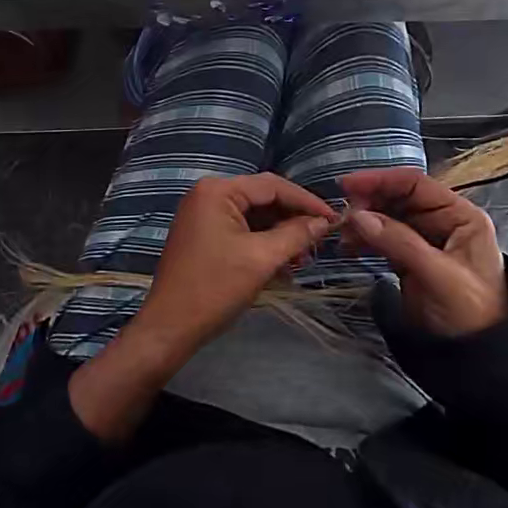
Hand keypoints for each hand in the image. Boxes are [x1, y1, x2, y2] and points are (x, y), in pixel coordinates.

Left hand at [132, 173, 341, 352]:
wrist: (171, 323)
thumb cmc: (215, 287)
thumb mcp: (262, 258)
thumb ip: (295, 234)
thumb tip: (323, 221)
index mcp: (217, 190)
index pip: (271, 185)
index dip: (306, 201)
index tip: (336, 219)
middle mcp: (207, 194)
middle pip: (261, 198)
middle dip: (292, 220)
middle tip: (319, 244)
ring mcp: (202, 213)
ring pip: (253, 215)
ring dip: (279, 234)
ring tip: (302, 260)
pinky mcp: (202, 233)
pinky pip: (239, 229)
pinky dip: (262, 243)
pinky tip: (282, 264)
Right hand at [338, 169, 507, 336]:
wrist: (480, 358)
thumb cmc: (471, 313)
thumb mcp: (439, 276)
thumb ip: (400, 242)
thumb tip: (357, 216)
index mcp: (459, 216)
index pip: (414, 184)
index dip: (380, 180)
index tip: (347, 186)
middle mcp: (441, 221)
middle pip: (395, 197)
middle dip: (367, 203)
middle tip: (343, 218)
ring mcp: (424, 239)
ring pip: (384, 216)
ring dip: (361, 222)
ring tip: (343, 236)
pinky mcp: (409, 256)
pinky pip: (380, 236)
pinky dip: (362, 238)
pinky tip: (348, 247)